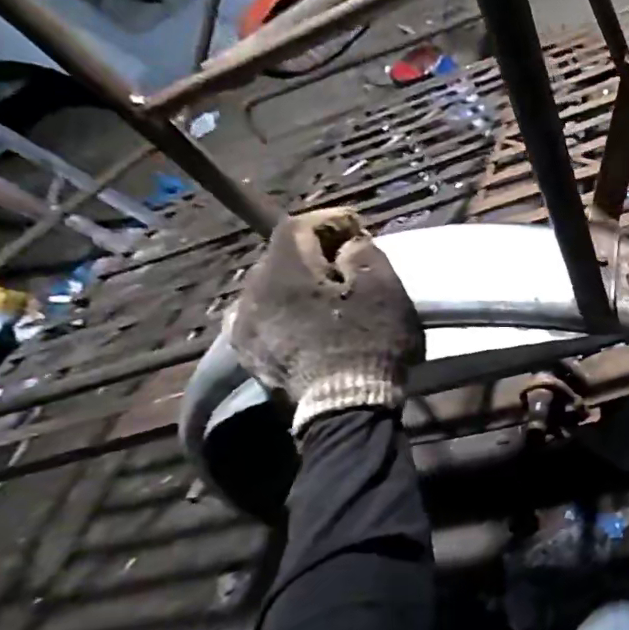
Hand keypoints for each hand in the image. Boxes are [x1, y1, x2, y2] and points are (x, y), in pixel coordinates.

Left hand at [229, 208, 422, 432]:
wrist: (346, 408)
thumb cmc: (370, 342)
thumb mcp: (384, 289)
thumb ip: (363, 253)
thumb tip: (348, 245)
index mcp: (283, 271)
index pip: (299, 226)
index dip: (330, 221)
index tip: (358, 227)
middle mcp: (252, 292)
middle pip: (282, 256)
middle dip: (315, 253)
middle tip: (349, 261)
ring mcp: (244, 326)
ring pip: (272, 288)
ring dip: (300, 284)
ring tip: (330, 295)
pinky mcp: (250, 354)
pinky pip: (266, 317)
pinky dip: (287, 311)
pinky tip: (306, 321)